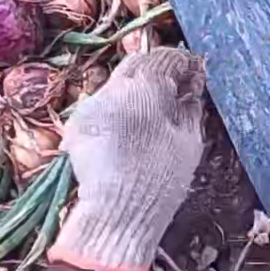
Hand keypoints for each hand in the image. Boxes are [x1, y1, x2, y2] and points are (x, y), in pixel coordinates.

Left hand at [47, 48, 206, 270]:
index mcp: (148, 86)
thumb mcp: (189, 142)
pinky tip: (125, 136)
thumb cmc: (161, 179)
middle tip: (170, 94)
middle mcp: (116, 86)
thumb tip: (190, 88)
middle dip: (154, 73)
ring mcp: (92, 103)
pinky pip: (102, 107)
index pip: (167, 58)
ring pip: (117, 85)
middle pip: (137, 65)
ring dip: (134, 93)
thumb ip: (189, 108)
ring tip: (147, 118)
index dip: (183, 65)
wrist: (116, 211)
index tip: (192, 75)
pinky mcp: (77, 123)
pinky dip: (116, 112)